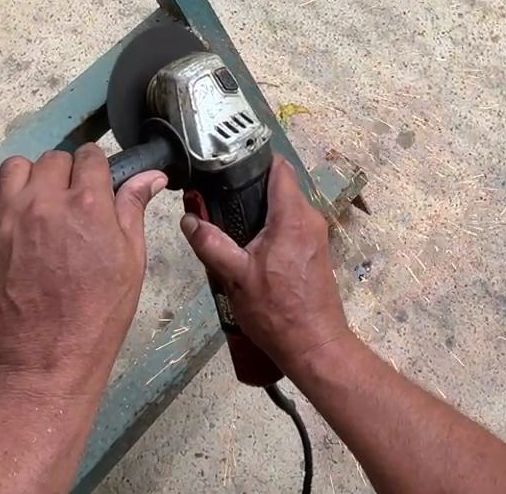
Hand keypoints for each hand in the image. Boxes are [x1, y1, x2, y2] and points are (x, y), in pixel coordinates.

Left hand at [0, 143, 166, 403]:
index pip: (89, 155)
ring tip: (42, 206)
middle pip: (53, 158)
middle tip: (74, 203)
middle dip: (66, 174)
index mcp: (87, 203)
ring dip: (31, 180)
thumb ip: (133, 209)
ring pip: (16, 169)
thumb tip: (150, 175)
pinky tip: (20, 232)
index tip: (98, 185)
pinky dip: (6, 208)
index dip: (97, 168)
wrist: (43, 363)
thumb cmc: (97, 314)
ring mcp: (8, 218)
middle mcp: (44, 201)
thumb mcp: (131, 260)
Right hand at [180, 161, 352, 376]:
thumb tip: (188, 220)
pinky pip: (294, 224)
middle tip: (223, 195)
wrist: (314, 346)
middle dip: (254, 187)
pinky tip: (253, 244)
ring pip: (288, 206)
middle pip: (282, 186)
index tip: (233, 162)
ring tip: (233, 221)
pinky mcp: (317, 250)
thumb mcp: (235, 277)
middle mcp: (310, 218)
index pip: (280, 168)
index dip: (257, 159)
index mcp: (292, 216)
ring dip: (263, 209)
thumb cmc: (277, 311)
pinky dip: (275, 225)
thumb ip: (211, 244)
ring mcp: (316, 235)